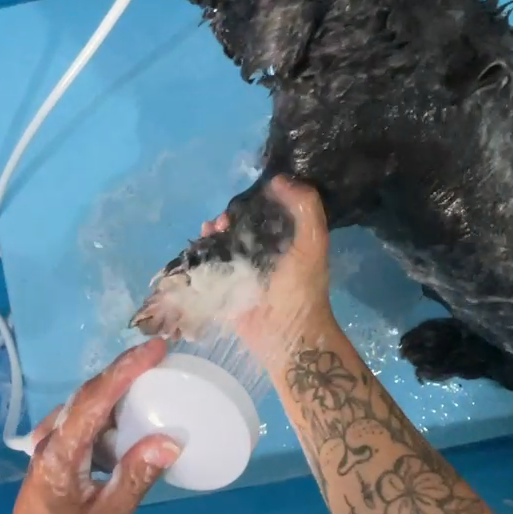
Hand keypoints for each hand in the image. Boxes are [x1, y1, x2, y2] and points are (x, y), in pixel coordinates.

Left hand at [0, 340, 180, 513]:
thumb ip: (136, 477)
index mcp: (59, 453)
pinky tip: (126, 426)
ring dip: (115, 395)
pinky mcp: (54, 468)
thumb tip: (170, 439)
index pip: (95, 398)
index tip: (157, 348)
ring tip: (150, 383)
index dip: (126, 369)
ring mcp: (48, 455)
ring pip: (83, 411)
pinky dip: (107, 419)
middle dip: (123, 373)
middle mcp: (49, 445)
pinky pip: (82, 430)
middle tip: (159, 356)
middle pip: (87, 396)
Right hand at [203, 176, 336, 352]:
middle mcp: (262, 256)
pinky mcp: (223, 289)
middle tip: (223, 219)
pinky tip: (200, 242)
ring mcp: (240, 273)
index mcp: (285, 244)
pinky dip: (201, 253)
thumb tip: (280, 179)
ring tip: (210, 229)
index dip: (255, 202)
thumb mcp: (313, 243)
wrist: (285, 334)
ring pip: (221, 245)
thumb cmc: (302, 289)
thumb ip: (306, 208)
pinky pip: (208, 266)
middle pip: (240, 229)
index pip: (267, 215)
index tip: (246, 197)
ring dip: (213, 233)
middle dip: (229, 218)